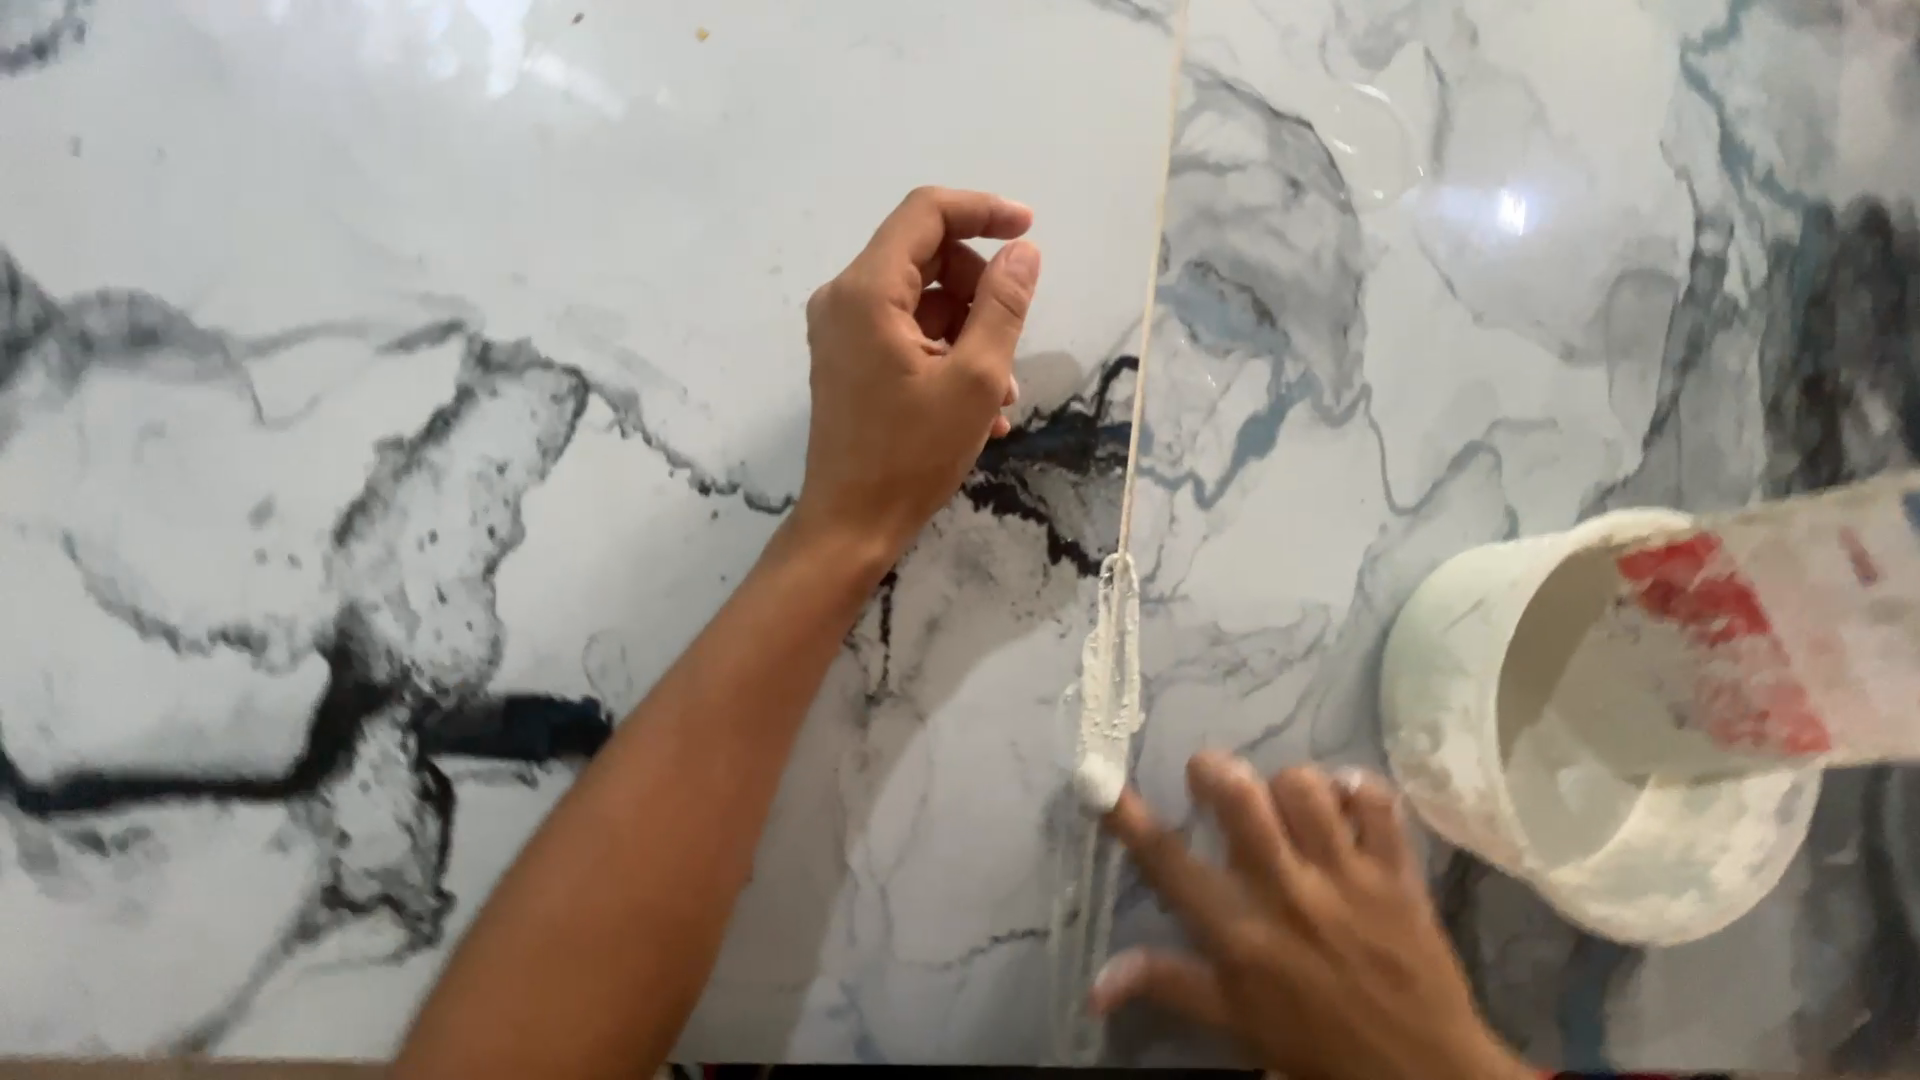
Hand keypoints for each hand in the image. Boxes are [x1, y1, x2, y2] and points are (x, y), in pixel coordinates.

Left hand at [795, 186, 1036, 560]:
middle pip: (926, 258)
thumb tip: (1023, 252)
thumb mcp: (974, 379)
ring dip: (970, 335)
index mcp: (866, 291)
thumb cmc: (912, 455)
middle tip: (1010, 342)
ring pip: (921, 303)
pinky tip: (978, 408)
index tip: (1028, 230)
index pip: (926, 213)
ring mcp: (841, 332)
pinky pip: (906, 336)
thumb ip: (1003, 306)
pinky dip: (946, 357)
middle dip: (979, 291)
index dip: (983, 211)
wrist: (852, 523)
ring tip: (1001, 395)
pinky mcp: (848, 361)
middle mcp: (844, 299)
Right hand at [1096, 752, 1532, 1079]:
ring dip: (1285, 783)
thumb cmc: (1317, 1046)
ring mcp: (1346, 878)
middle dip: (1213, 770)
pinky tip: (1345, 802)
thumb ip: (1168, 985)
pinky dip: (1357, 790)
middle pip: (1239, 798)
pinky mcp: (1396, 874)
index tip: (1100, 782)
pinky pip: (1377, 803)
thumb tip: (1096, 984)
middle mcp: (1285, 892)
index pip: (1168, 862)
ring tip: (1284, 800)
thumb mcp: (1234, 1022)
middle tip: (1209, 776)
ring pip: (1304, 787)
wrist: (1424, 1078)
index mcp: (1239, 933)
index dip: (1127, 818)